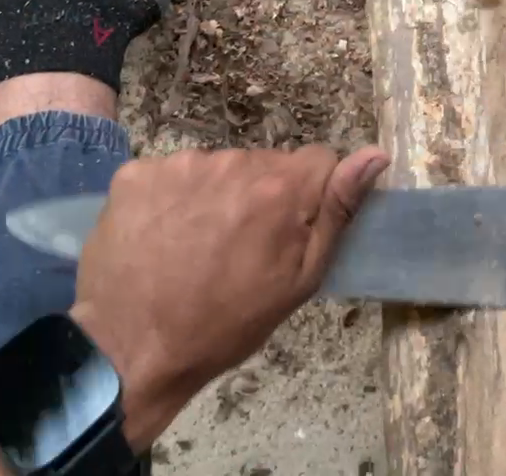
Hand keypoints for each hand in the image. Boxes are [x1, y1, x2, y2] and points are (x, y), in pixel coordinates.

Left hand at [69, 144, 388, 448]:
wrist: (130, 352)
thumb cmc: (227, 324)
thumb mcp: (300, 279)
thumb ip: (339, 210)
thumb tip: (375, 154)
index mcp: (280, 186)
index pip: (317, 161)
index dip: (310, 194)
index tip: (289, 229)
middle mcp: (233, 161)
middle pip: (266, 164)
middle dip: (262, 195)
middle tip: (241, 246)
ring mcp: (180, 164)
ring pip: (219, 167)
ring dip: (218, 195)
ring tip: (198, 244)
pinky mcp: (137, 173)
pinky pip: (173, 174)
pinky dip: (173, 197)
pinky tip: (163, 235)